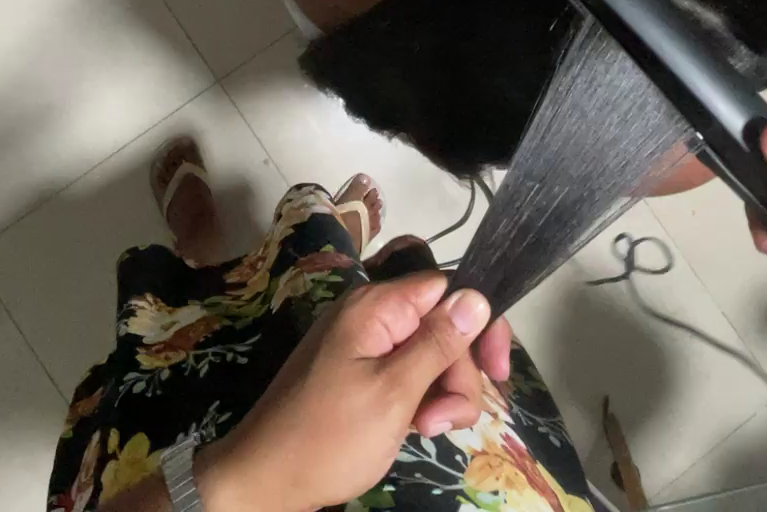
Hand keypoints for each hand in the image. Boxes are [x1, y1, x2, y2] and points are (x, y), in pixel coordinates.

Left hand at [198, 273, 498, 511]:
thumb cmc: (330, 435)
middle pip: (443, 325)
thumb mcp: (393, 393)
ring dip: (442, 393)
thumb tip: (477, 295)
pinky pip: (410, 371)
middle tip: (445, 420)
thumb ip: (437, 343)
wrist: (269, 477)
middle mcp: (372, 313)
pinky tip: (415, 427)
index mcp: (375, 305)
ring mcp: (366, 342)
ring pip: (431, 353)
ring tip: (424, 429)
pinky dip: (422, 398)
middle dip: (458, 372)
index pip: (447, 287)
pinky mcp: (364, 370)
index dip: (479, 322)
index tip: (498, 371)